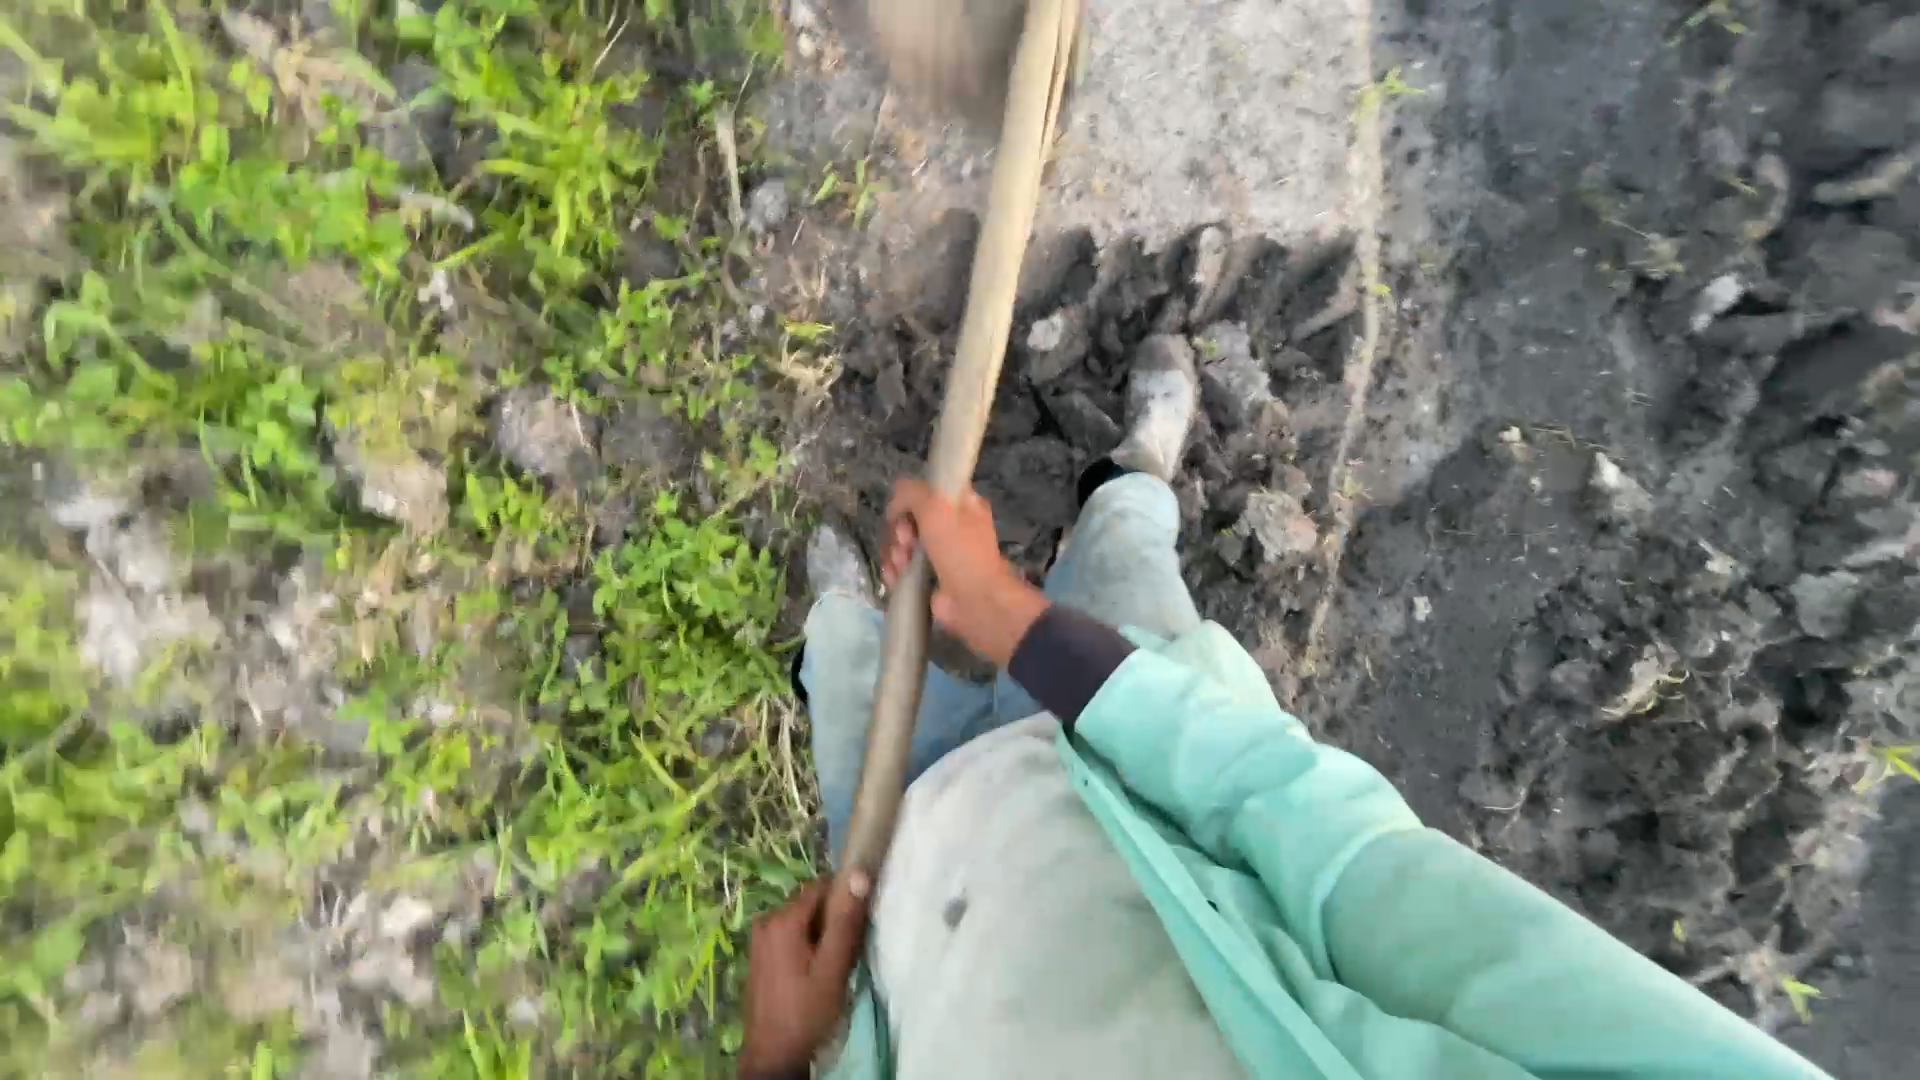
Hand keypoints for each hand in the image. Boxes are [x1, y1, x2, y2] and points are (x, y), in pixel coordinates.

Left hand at [739, 873, 871, 1077]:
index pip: (821, 886)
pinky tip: (812, 974)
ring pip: (800, 920)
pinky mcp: (759, 955)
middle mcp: (766, 920)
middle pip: (810, 904)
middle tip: (843, 952)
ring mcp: (759, 939)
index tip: (854, 926)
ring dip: (818, 935)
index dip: (842, 901)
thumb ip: (845, 920)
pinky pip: (788, 935)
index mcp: (783, 919)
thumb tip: (858, 874)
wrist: (773, 1058)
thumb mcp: (832, 967)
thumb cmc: (806, 1012)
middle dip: (830, 920)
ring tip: (829, 966)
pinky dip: (804, 946)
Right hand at [883, 477, 1048, 667]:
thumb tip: (894, 504)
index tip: (904, 511)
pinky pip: (900, 568)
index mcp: (960, 505)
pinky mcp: (926, 578)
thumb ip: (911, 492)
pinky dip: (894, 572)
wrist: (974, 600)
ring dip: (895, 553)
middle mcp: (950, 527)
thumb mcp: (937, 507)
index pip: (925, 491)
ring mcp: (938, 555)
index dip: (910, 500)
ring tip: (903, 564)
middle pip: (908, 519)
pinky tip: (897, 576)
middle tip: (906, 542)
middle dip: (900, 530)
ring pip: (901, 544)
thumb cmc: (960, 549)